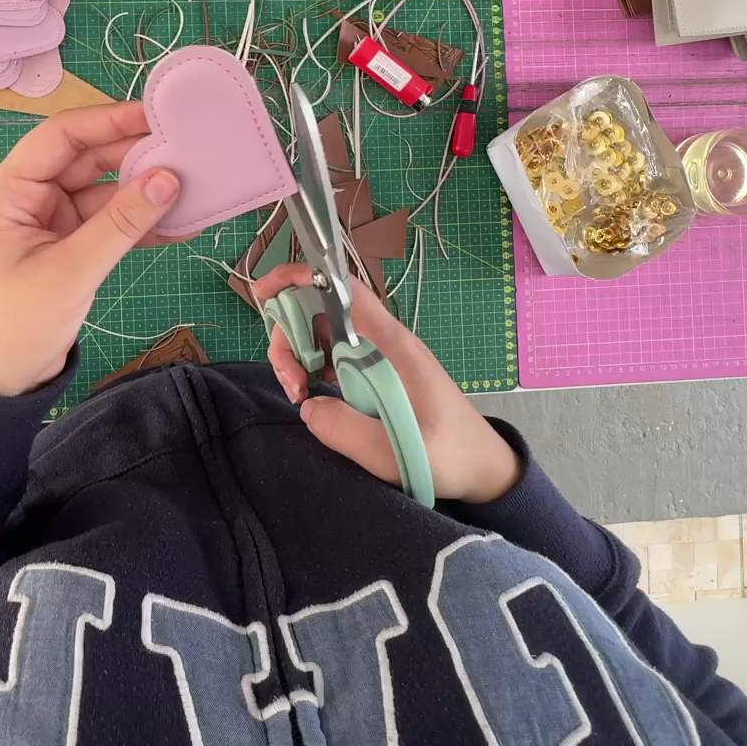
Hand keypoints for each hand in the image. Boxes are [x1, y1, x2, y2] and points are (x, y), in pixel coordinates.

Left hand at [0, 102, 181, 396]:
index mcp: (10, 191)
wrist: (0, 382)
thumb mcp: (69, 271)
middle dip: (135, 155)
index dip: (108, 121)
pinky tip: (180, 223)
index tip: (154, 116)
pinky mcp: (72, 246)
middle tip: (186, 149)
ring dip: (145, 192)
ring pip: (106, 191)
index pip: (61, 137)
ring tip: (193, 185)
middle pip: (88, 159)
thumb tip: (167, 178)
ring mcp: (53, 222)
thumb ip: (120, 224)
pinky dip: (142, 223)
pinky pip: (112, 223)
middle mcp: (31, 197)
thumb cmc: (15, 325)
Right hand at [252, 263, 521, 503]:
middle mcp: (378, 339)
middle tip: (291, 384)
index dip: (301, 278)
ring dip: (295, 357)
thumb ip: (346, 430)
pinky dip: (308, 370)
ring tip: (299, 396)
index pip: (341, 287)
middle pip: (317, 311)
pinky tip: (310, 398)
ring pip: (318, 334)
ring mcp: (373, 354)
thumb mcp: (397, 451)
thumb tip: (307, 408)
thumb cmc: (448, 453)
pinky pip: (328, 356)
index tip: (265, 292)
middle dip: (288, 337)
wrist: (482, 468)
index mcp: (388, 342)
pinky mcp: (371, 373)